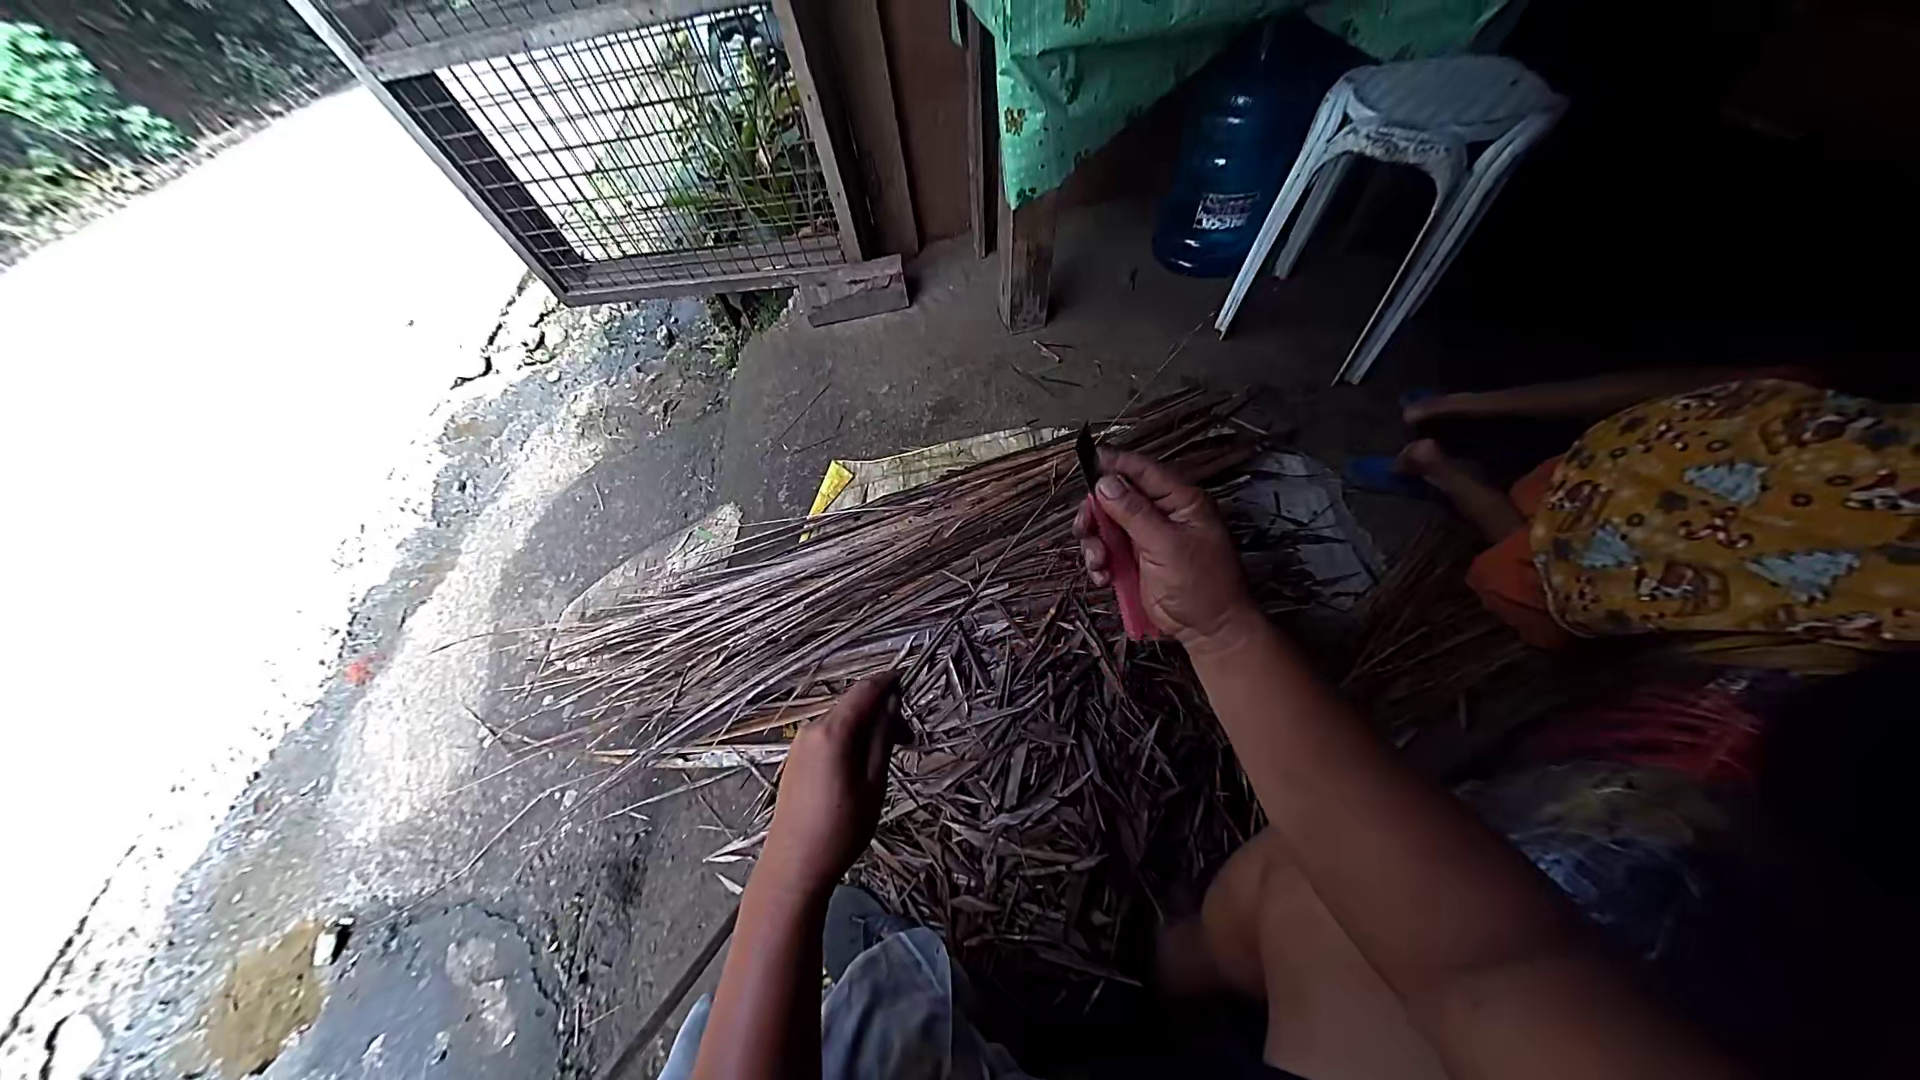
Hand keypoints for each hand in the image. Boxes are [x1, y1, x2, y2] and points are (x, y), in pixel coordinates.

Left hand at [758, 673, 899, 898]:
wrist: (794, 867)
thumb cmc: (841, 828)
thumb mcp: (874, 781)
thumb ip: (882, 736)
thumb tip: (891, 703)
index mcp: (833, 731)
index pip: (864, 690)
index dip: (887, 682)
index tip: (907, 681)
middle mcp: (812, 730)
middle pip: (852, 704)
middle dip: (881, 712)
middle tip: (907, 737)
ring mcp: (800, 744)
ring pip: (840, 720)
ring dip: (866, 727)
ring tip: (887, 754)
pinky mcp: (796, 760)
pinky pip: (827, 736)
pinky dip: (849, 738)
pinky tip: (861, 764)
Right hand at [1073, 449, 1257, 653]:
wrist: (1208, 630)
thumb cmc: (1203, 586)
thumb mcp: (1166, 545)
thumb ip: (1134, 512)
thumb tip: (1107, 483)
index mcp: (1180, 501)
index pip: (1143, 471)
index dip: (1115, 464)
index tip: (1089, 461)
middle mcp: (1162, 515)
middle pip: (1116, 498)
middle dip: (1096, 514)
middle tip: (1086, 528)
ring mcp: (1146, 538)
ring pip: (1105, 526)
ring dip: (1095, 543)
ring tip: (1100, 562)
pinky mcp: (1134, 560)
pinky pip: (1106, 551)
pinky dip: (1100, 563)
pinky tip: (1105, 577)